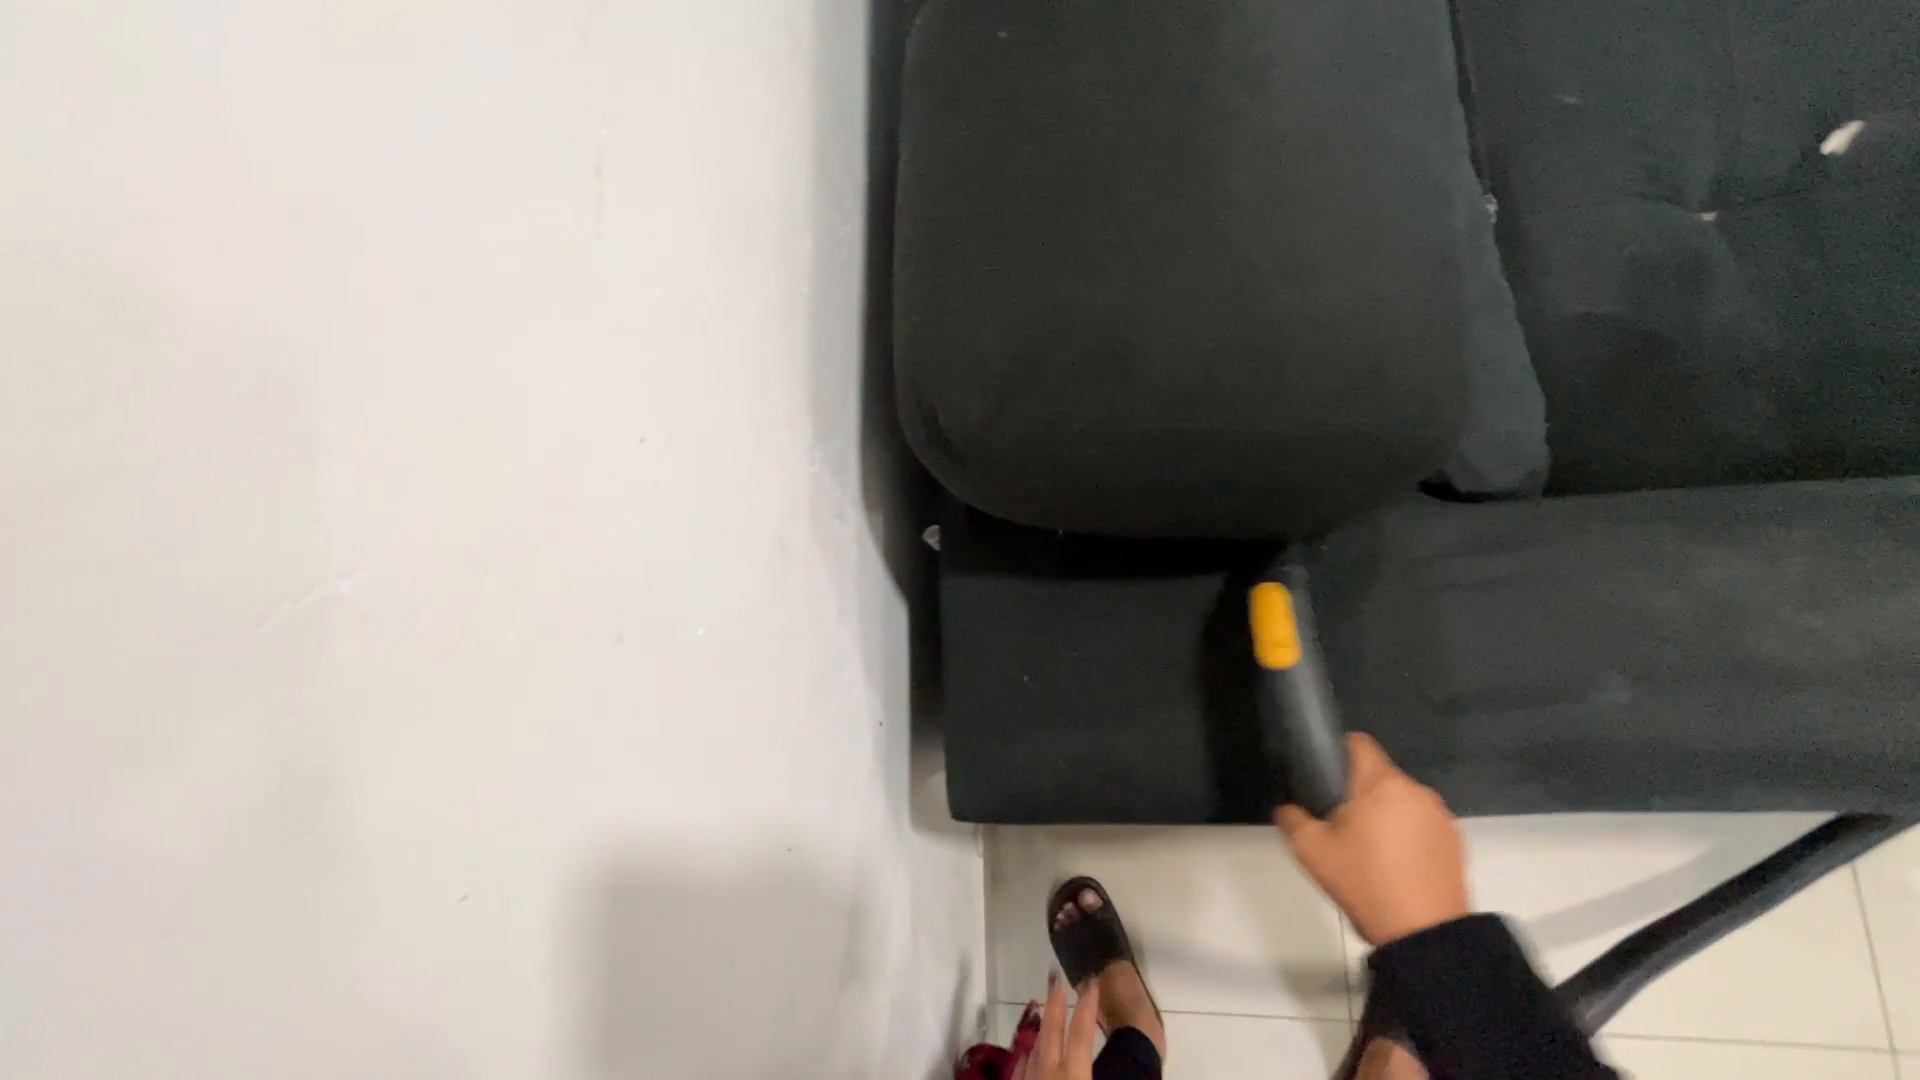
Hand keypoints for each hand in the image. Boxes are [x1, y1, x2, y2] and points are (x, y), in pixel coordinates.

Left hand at [1014, 976, 1100, 1079]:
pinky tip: (1027, 1053)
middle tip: (1056, 977)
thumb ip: (1097, 1072)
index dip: (1087, 1007)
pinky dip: (1027, 1056)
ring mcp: (1028, 1078)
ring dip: (1042, 1029)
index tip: (1091, 982)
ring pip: (1035, 1046)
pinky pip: (1021, 1067)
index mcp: (1073, 1073)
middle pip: (1051, 1029)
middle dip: (1054, 1001)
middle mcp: (1048, 1069)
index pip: (1081, 1033)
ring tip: (1045, 1013)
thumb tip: (1102, 1062)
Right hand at [1274, 733, 1469, 944]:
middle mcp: (1416, 791)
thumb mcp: (1310, 851)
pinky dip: (1409, 836)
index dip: (1338, 752)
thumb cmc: (1364, 882)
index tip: (1325, 777)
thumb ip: (1291, 818)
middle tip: (1341, 825)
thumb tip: (1288, 808)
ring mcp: (1441, 817)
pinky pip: (1423, 825)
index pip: (1359, 743)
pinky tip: (1397, 866)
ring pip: (1402, 802)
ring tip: (1371, 850)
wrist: (1424, 935)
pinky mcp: (1457, 843)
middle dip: (1360, 793)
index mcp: (1381, 784)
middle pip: (1380, 777)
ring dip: (1386, 815)